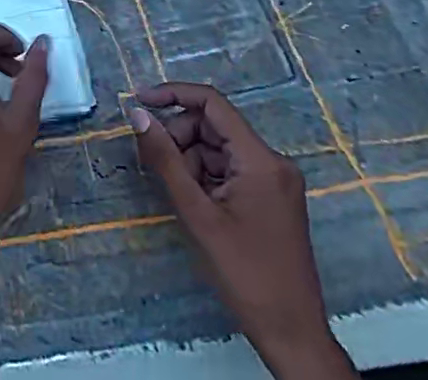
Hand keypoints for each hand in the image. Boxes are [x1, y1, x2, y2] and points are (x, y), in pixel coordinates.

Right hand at [129, 83, 354, 379]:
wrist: (290, 332)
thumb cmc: (244, 272)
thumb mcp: (196, 212)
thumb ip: (165, 159)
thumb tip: (138, 114)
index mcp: (261, 160)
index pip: (213, 104)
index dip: (172, 94)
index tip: (137, 101)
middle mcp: (272, 162)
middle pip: (211, 126)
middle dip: (178, 138)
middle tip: (153, 164)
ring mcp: (272, 181)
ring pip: (215, 149)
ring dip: (188, 161)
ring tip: (178, 194)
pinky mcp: (267, 198)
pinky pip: (226, 169)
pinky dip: (202, 177)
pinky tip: (193, 203)